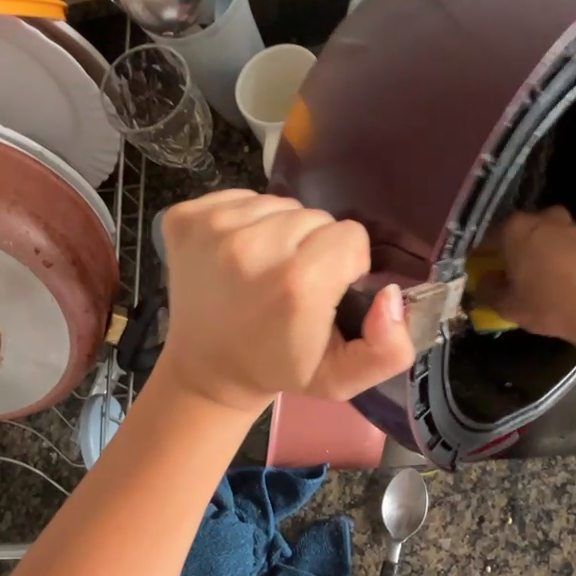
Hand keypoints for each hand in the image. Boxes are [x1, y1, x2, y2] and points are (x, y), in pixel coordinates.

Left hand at [154, 190, 416, 411]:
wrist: (207, 370)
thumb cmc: (280, 369)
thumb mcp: (343, 378)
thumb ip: (388, 349)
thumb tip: (391, 295)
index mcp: (297, 285)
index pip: (350, 236)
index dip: (346, 265)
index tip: (327, 292)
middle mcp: (251, 248)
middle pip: (314, 216)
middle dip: (314, 247)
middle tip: (294, 286)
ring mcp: (213, 229)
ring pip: (279, 204)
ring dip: (281, 233)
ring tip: (266, 273)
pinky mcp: (185, 217)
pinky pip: (242, 198)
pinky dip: (248, 223)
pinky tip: (239, 260)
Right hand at [477, 207, 575, 345]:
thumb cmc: (546, 303)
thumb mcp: (507, 305)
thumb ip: (488, 291)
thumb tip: (483, 283)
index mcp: (515, 228)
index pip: (488, 237)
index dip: (479, 255)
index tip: (476, 269)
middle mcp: (542, 217)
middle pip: (518, 233)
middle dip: (509, 251)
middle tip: (505, 274)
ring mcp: (569, 226)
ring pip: (542, 238)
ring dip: (534, 253)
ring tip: (532, 279)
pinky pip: (562, 247)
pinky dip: (554, 259)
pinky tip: (554, 280)